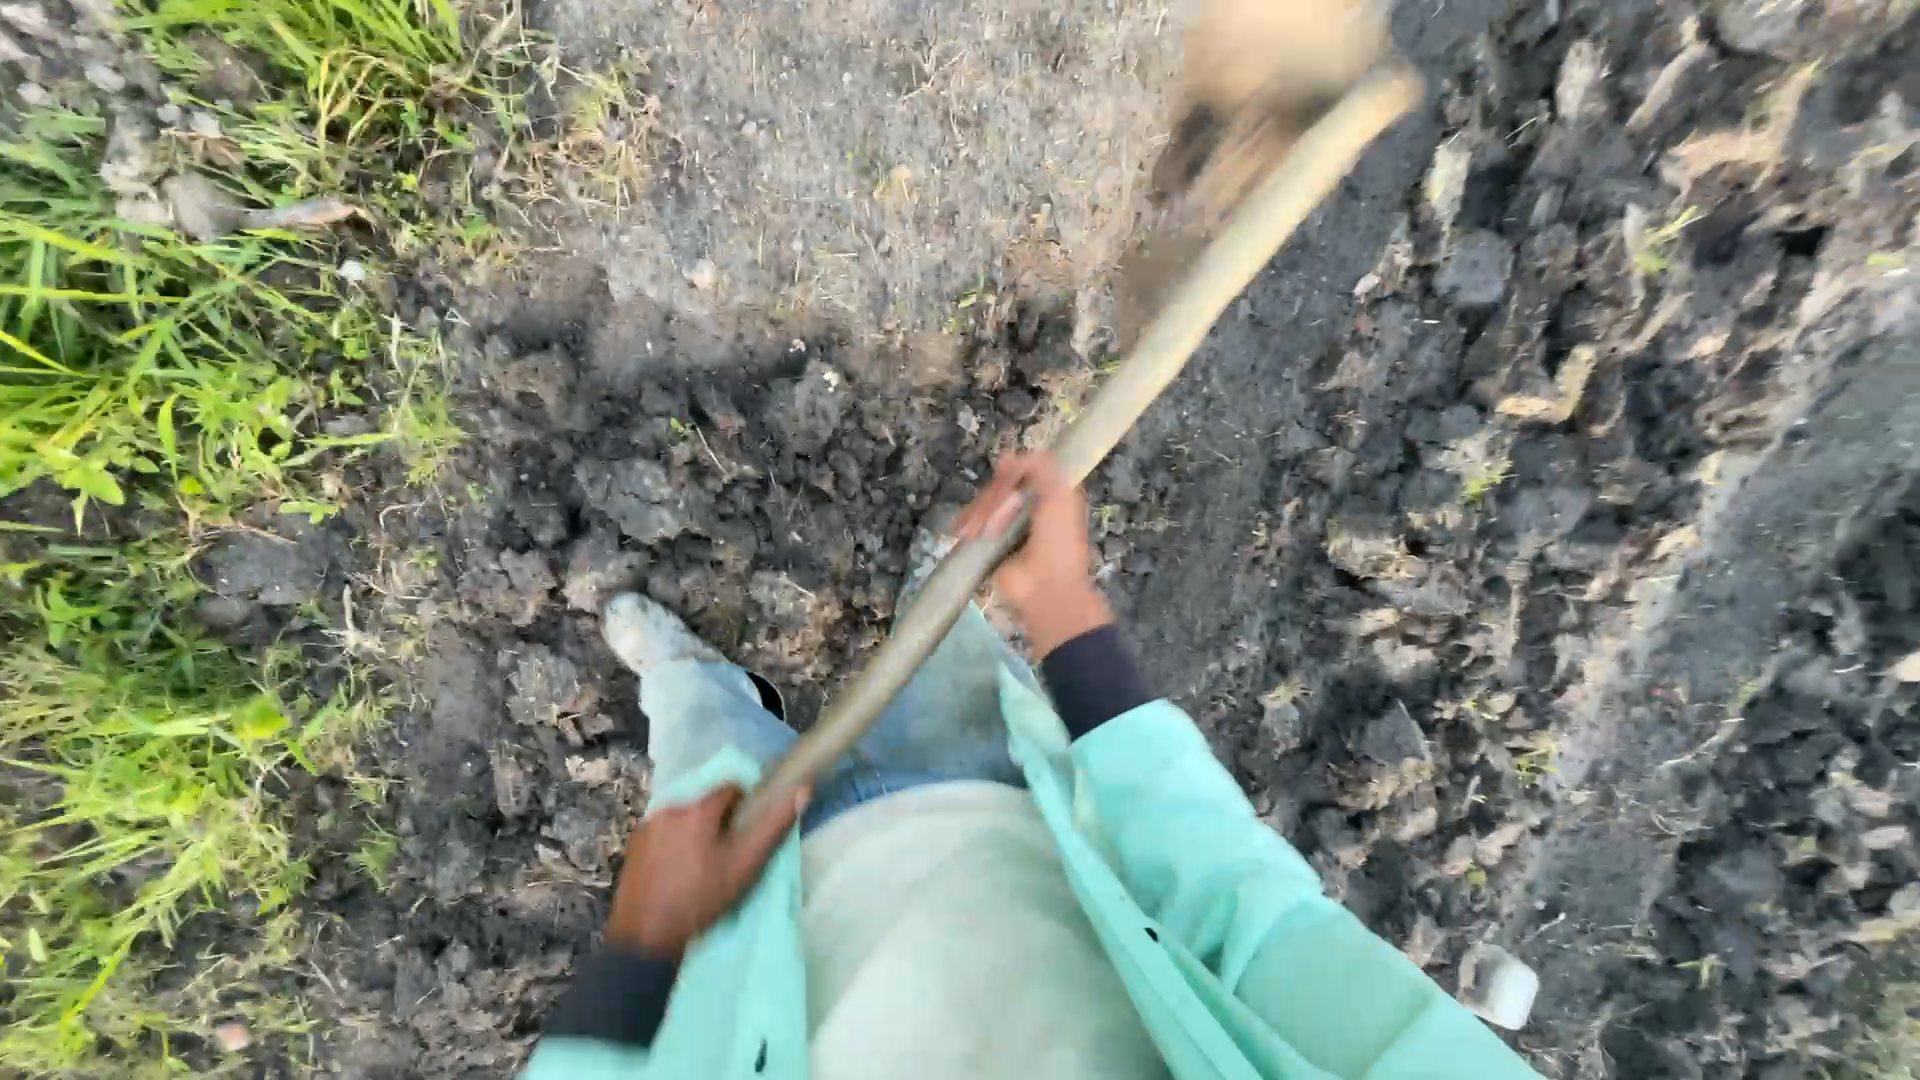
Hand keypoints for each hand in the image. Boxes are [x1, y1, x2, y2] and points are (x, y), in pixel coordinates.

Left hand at [603, 784, 807, 960]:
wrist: (645, 939)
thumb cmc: (701, 899)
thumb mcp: (745, 865)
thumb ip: (774, 825)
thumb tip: (802, 790)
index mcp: (699, 808)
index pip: (731, 788)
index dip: (744, 809)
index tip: (745, 835)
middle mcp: (670, 807)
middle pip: (706, 804)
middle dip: (718, 822)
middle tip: (725, 855)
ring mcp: (647, 827)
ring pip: (684, 819)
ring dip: (695, 833)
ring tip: (700, 867)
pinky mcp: (633, 846)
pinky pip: (663, 834)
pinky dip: (673, 844)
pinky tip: (676, 873)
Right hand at [953, 452, 1113, 657]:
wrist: (1045, 589)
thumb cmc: (1057, 543)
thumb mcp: (1060, 497)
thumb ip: (1041, 468)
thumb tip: (1010, 455)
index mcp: (1050, 494)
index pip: (1023, 470)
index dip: (1011, 471)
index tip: (1004, 475)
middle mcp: (1028, 507)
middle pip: (1000, 486)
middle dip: (993, 498)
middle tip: (995, 517)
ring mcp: (1007, 525)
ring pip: (984, 503)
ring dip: (979, 513)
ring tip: (978, 532)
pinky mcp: (990, 543)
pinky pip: (972, 523)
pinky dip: (965, 524)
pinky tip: (962, 531)